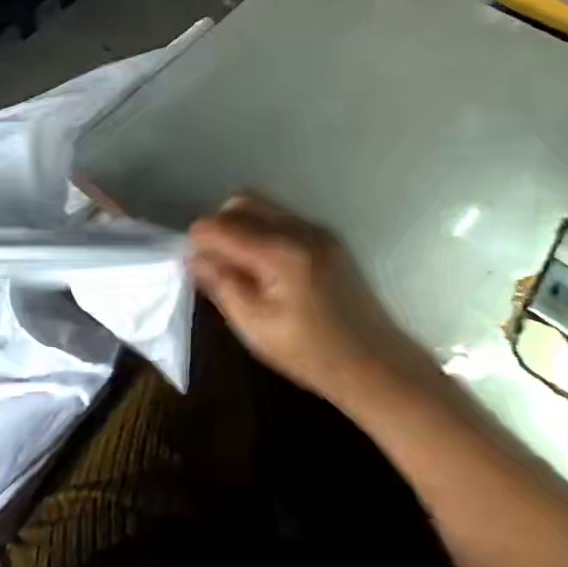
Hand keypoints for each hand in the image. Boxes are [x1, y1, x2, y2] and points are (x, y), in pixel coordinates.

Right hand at [188, 195, 429, 399]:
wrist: (374, 363)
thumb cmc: (311, 353)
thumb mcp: (255, 326)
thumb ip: (222, 285)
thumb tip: (193, 258)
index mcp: (281, 251)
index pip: (220, 224)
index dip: (198, 241)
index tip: (196, 269)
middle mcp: (301, 228)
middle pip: (242, 202)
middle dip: (219, 227)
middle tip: (216, 266)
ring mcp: (318, 230)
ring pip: (263, 207)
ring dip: (241, 228)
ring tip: (241, 270)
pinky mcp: (328, 238)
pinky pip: (283, 220)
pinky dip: (263, 233)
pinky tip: (266, 270)